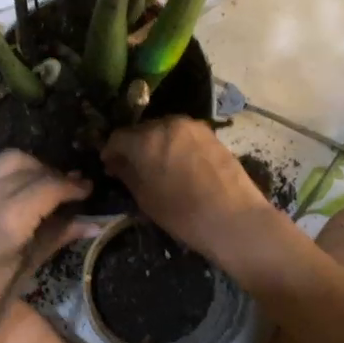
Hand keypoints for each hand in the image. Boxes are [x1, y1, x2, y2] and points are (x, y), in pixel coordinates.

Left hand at [0, 152, 89, 319]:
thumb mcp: (27, 268)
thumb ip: (58, 236)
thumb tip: (95, 223)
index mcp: (5, 221)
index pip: (48, 187)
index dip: (72, 186)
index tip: (88, 190)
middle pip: (31, 168)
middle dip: (55, 176)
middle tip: (72, 191)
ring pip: (11, 159)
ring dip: (34, 168)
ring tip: (49, 187)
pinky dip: (13, 170)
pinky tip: (23, 189)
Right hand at [102, 117, 275, 259]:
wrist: (234, 219)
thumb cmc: (183, 213)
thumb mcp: (146, 198)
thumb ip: (127, 174)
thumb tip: (115, 162)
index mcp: (146, 139)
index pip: (118, 137)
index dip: (110, 152)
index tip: (109, 167)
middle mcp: (168, 124)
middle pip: (142, 131)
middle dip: (134, 147)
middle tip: (132, 169)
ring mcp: (192, 127)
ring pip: (164, 131)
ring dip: (156, 145)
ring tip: (157, 168)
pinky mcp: (211, 134)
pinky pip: (183, 136)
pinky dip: (175, 146)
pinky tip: (178, 166)